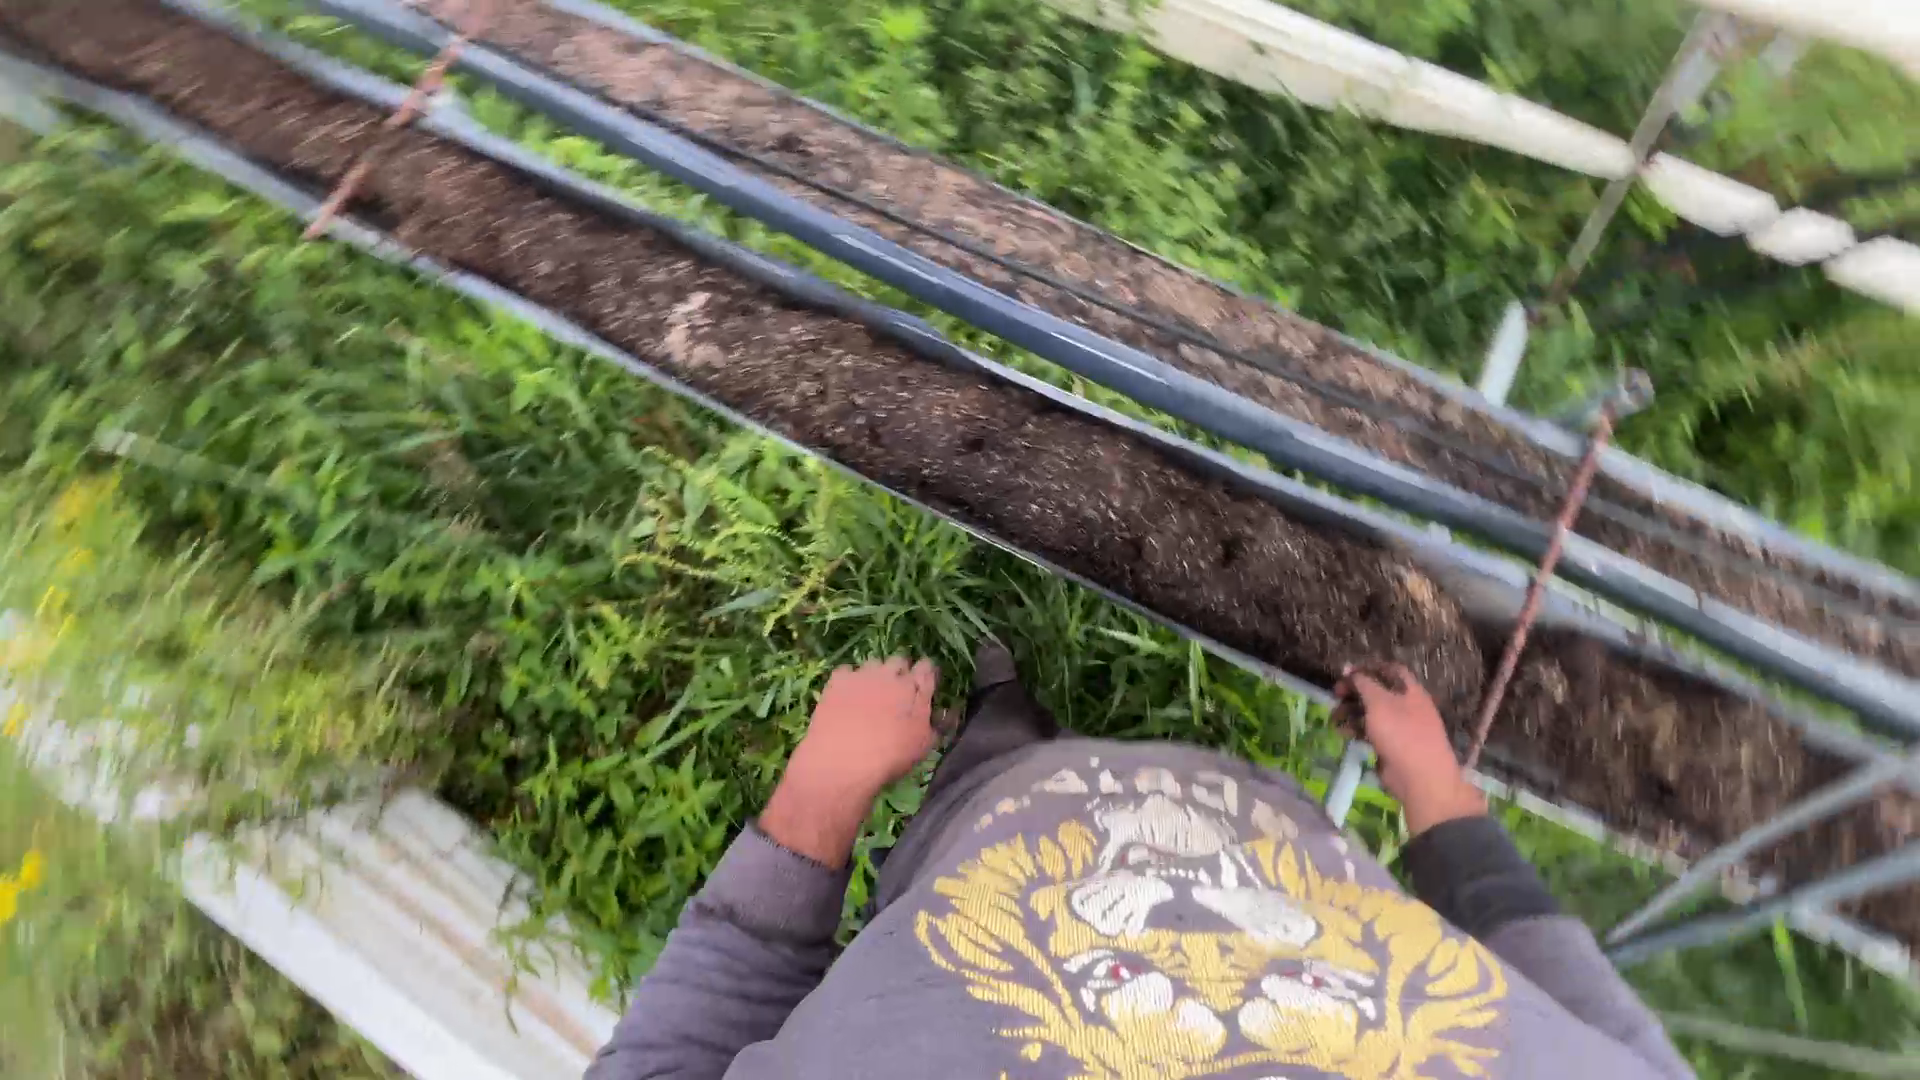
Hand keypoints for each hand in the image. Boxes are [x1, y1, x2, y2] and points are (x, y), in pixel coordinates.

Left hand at [761, 657, 937, 867]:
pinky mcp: (838, 680)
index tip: (922, 684)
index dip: (925, 674)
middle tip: (895, 693)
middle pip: (899, 661)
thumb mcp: (922, 745)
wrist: (843, 760)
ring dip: (874, 675)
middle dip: (899, 672)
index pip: (926, 668)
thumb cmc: (890, 757)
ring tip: (868, 695)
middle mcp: (891, 674)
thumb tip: (938, 710)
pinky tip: (846, 697)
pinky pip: (846, 671)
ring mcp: (863, 674)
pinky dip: (848, 680)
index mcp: (915, 688)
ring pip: (873, 663)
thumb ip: (932, 721)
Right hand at [1336, 662, 1485, 834]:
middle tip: (1336, 695)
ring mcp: (1400, 726)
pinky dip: (1357, 729)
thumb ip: (1363, 682)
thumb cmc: (1401, 733)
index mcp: (1410, 691)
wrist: (1421, 777)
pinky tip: (1344, 733)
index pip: (1390, 670)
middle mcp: (1407, 706)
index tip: (1346, 673)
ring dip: (1351, 712)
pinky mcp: (1392, 745)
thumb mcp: (1378, 701)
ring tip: (1334, 719)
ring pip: (1371, 712)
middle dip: (1354, 692)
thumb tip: (1349, 668)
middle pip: (1377, 691)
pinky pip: (1371, 731)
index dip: (1368, 668)